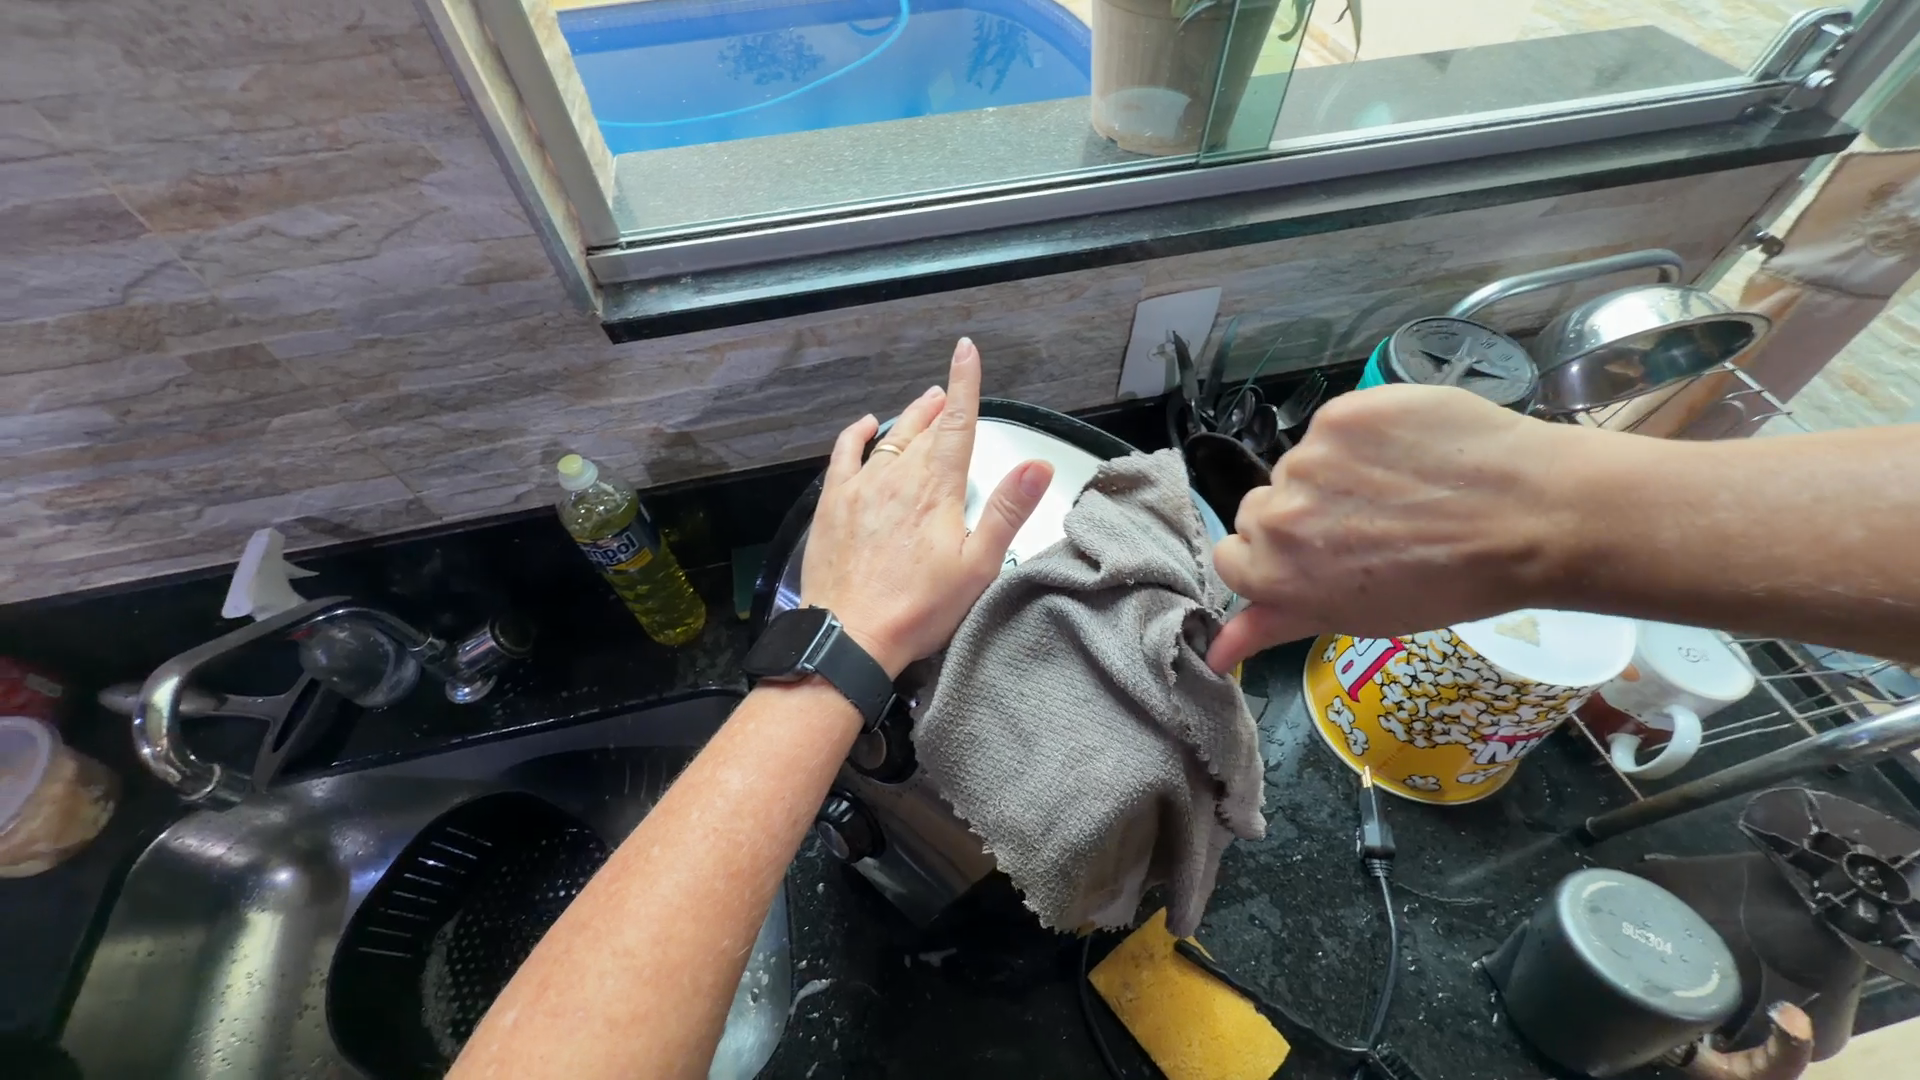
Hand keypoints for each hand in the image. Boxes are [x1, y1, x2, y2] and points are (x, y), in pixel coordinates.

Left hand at [802, 338, 1054, 676]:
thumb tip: (1039, 466)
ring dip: (910, 419)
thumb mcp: (978, 564)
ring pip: (891, 439)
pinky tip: (867, 426)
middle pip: (925, 429)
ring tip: (922, 402)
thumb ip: (1007, 510)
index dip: (965, 384)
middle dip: (939, 406)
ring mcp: (862, 487)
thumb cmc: (918, 606)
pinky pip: (845, 454)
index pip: (957, 422)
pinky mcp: (834, 504)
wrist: (850, 634)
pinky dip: (857, 435)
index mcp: (937, 487)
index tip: (966, 351)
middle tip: (947, 391)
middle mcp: (898, 476)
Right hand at [1206, 384, 1585, 673]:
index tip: (1320, 558)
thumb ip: (1271, 627)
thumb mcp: (1347, 617)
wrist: (1537, 519)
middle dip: (1300, 516)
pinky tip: (1412, 453)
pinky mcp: (1344, 412)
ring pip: (1301, 466)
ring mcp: (1308, 457)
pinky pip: (1336, 426)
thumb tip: (1211, 656)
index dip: (1276, 556)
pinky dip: (1366, 438)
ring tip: (1400, 490)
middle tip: (1365, 528)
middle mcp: (1274, 513)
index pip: (1233, 554)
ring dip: (1336, 475)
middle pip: (1261, 508)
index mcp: (1269, 571)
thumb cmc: (1444, 585)